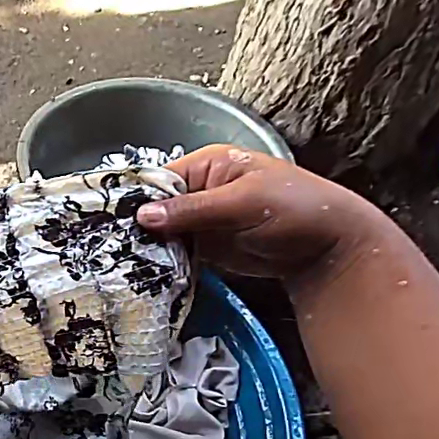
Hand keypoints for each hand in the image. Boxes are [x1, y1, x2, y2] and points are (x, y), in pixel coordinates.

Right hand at [135, 145, 381, 291]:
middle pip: (156, 208)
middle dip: (139, 227)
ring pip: (163, 233)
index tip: (112, 223)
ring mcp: (201, 221)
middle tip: (112, 250)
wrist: (327, 248)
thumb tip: (143, 214)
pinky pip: (177, 253)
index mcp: (207, 165)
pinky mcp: (207, 247)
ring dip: (149, 247)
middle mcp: (199, 190)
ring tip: (123, 264)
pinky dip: (164, 262)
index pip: (159, 180)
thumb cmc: (296, 208)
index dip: (137, 200)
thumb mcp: (242, 203)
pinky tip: (145, 273)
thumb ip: (193, 210)